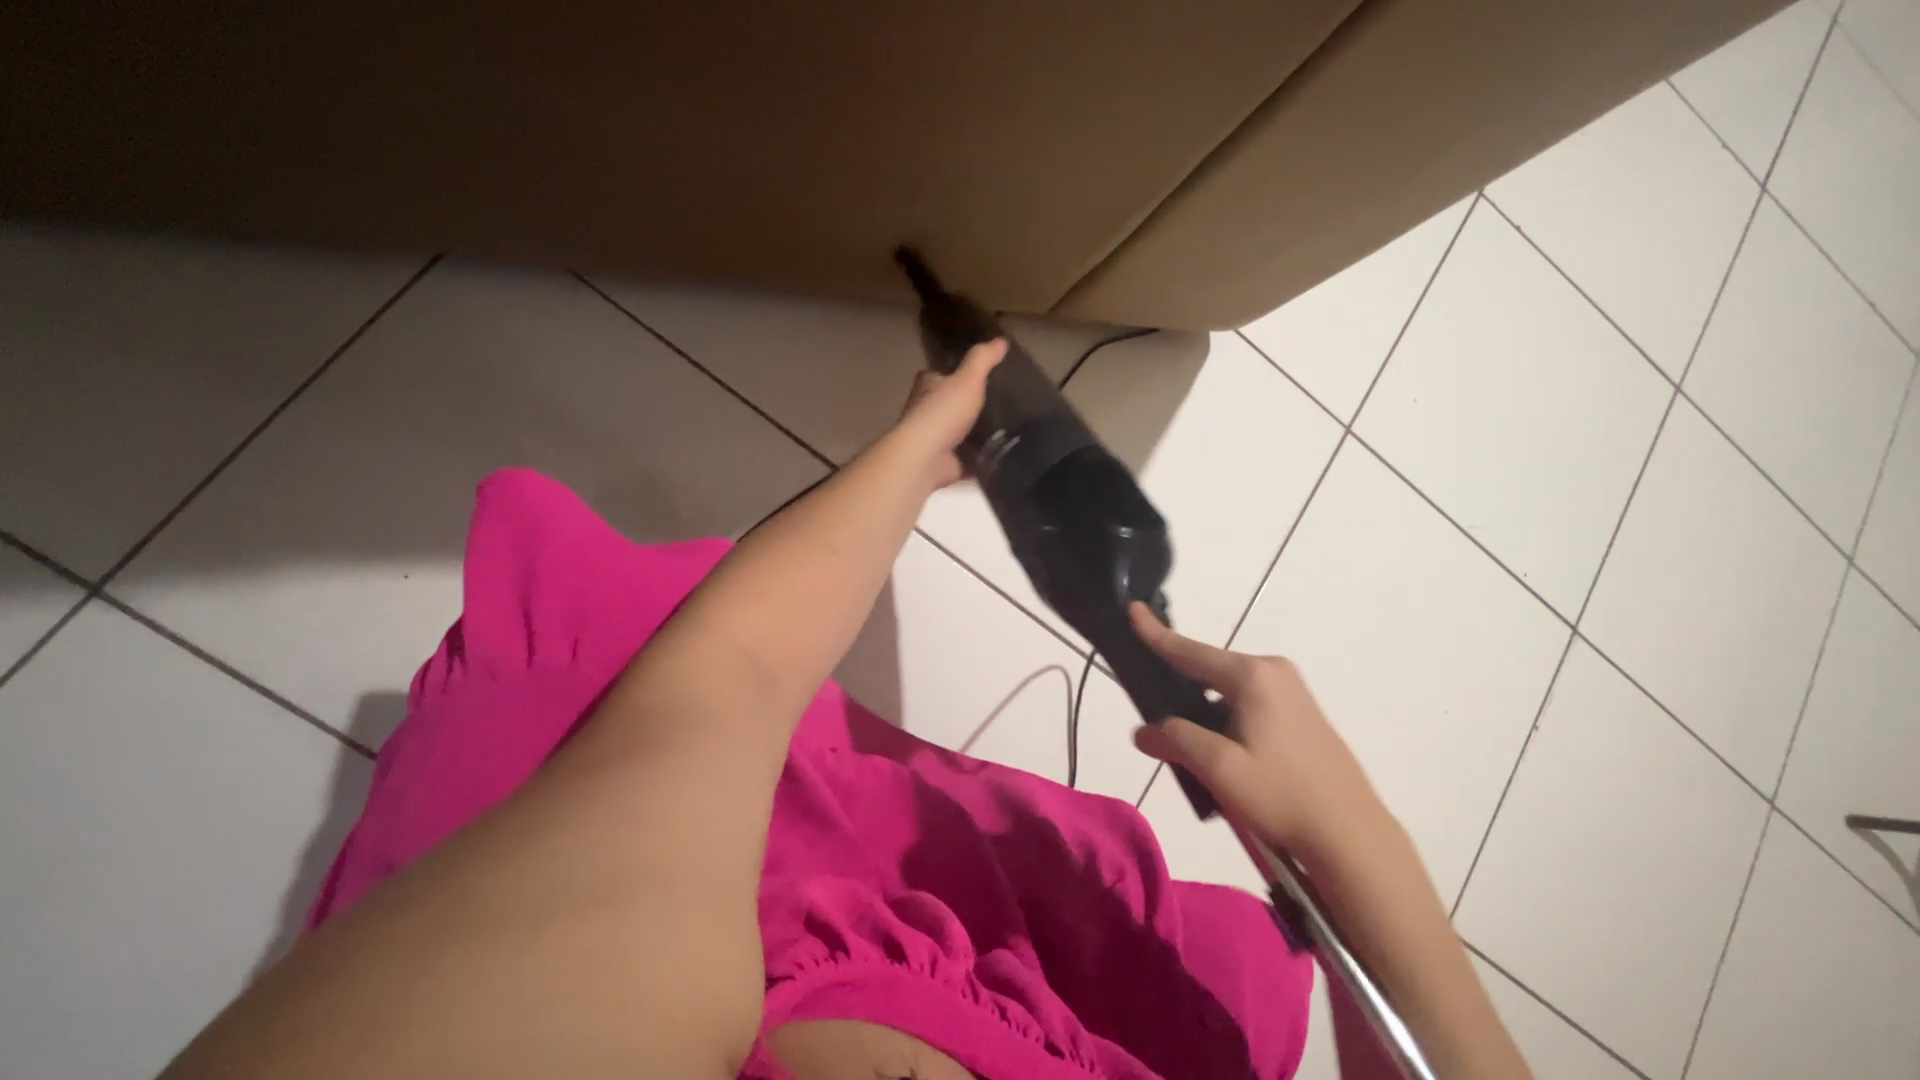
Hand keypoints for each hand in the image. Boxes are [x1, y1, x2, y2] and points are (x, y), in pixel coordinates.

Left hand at [895, 339, 1005, 487]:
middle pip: (951, 405)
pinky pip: (969, 460)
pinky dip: (982, 459)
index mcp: (928, 387)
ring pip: (960, 433)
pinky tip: (1003, 455)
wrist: (927, 457)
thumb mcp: (968, 378)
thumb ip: (983, 359)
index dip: (956, 374)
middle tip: (1004, 405)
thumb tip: (1002, 340)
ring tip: (1010, 430)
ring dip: (978, 434)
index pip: (940, 375)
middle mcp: (927, 412)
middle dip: (971, 406)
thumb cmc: (943, 412)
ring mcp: (935, 440)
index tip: (981, 376)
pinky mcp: (946, 463)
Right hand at [1127, 603, 1388, 858]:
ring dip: (1203, 713)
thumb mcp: (1218, 769)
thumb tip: (1143, 731)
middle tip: (1155, 725)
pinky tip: (1222, 757)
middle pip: (1208, 671)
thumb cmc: (1282, 796)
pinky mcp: (1301, 714)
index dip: (1156, 633)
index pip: (1190, 651)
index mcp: (1253, 676)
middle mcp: (1274, 672)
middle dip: (1178, 690)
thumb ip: (1175, 741)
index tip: (1131, 609)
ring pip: (1227, 692)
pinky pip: (1247, 705)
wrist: (1351, 835)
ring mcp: (1292, 691)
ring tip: (1190, 754)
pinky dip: (1225, 722)